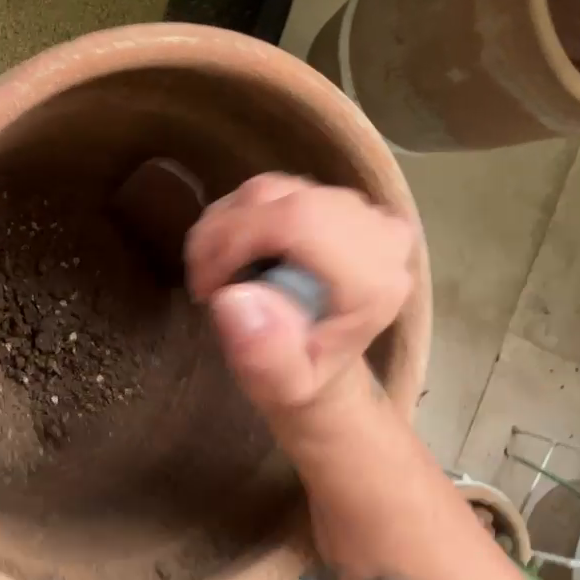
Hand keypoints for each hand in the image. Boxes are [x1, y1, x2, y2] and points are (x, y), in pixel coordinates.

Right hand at [183, 173, 414, 441]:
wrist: (322, 369)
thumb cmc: (301, 381)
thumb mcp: (282, 389)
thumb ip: (265, 355)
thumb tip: (235, 298)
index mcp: (373, 279)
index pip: (296, 221)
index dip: (234, 243)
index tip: (207, 290)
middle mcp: (378, 234)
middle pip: (278, 200)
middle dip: (221, 237)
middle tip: (202, 284)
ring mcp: (359, 212)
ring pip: (268, 191)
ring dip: (222, 228)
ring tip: (211, 274)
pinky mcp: (336, 202)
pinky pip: (270, 191)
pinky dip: (234, 218)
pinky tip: (226, 256)